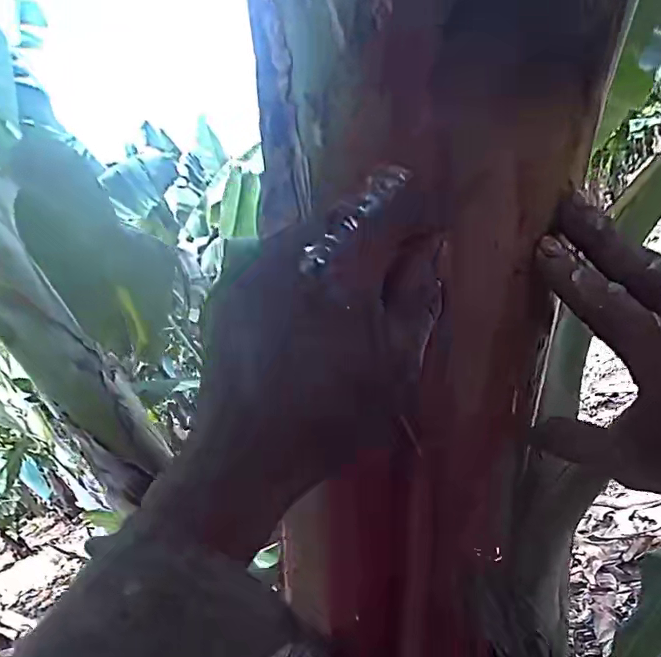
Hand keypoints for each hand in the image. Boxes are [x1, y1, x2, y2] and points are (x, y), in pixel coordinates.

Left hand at [136, 169, 445, 560]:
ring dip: (337, 254)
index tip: (430, 241)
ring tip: (346, 303)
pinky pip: (277, 262)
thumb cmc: (331, 417)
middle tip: (391, 277)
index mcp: (345, 259)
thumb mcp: (396, 368)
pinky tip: (304, 320)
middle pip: (348, 212)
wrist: (244, 451)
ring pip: (309, 235)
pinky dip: (301, 275)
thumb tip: (424, 256)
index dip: (421, 215)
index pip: (395, 200)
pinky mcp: (229, 289)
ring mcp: (253, 264)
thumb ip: (417, 301)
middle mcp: (293, 244)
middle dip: (378, 235)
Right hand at [531, 193, 660, 623]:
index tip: (542, 244)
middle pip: (638, 267)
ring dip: (641, 274)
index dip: (569, 274)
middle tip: (566, 200)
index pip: (605, 305)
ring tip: (617, 271)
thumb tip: (532, 432)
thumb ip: (580, 443)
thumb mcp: (636, 464)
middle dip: (596, 233)